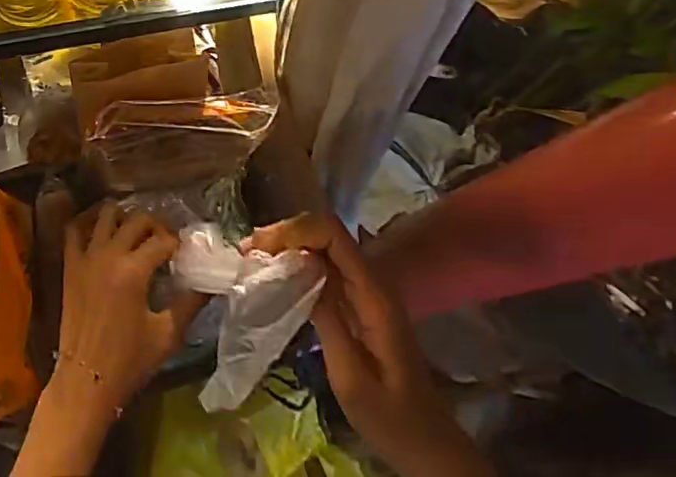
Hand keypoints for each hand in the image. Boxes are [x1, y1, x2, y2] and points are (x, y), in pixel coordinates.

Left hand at [15, 201, 205, 476]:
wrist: (86, 379)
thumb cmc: (129, 361)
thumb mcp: (167, 335)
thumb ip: (190, 304)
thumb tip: (210, 283)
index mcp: (134, 271)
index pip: (162, 240)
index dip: (177, 242)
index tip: (185, 251)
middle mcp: (109, 254)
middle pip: (137, 220)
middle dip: (156, 225)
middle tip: (166, 240)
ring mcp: (86, 256)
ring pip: (106, 215)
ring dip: (125, 217)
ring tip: (137, 232)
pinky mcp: (70, 264)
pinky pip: (75, 229)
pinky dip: (88, 221)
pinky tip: (102, 228)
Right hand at [249, 213, 493, 476]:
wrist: (427, 445)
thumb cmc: (391, 418)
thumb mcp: (351, 378)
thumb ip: (328, 320)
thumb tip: (299, 267)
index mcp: (374, 295)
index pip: (333, 235)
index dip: (296, 230)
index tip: (262, 247)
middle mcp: (372, 282)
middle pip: (326, 232)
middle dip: (285, 233)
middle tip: (248, 250)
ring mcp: (365, 290)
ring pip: (323, 245)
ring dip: (288, 244)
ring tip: (253, 257)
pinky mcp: (358, 301)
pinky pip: (325, 266)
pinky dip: (297, 262)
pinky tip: (275, 273)